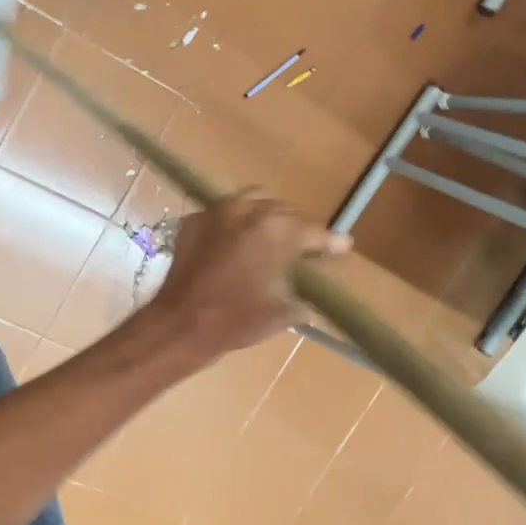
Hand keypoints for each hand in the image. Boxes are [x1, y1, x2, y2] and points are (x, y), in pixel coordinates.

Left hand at [147, 193, 350, 356]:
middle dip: (297, 229)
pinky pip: (223, 214)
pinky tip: (237, 244)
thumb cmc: (238, 319)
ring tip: (272, 239)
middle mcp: (248, 209)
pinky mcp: (193, 219)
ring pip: (252, 203)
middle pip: (284, 212)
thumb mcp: (286, 309)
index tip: (343, 247)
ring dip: (266, 219)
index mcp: (277, 229)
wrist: (182, 322)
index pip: (314, 231)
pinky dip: (234, 226)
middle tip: (306, 247)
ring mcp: (216, 210)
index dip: (331, 242)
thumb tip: (309, 291)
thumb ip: (304, 291)